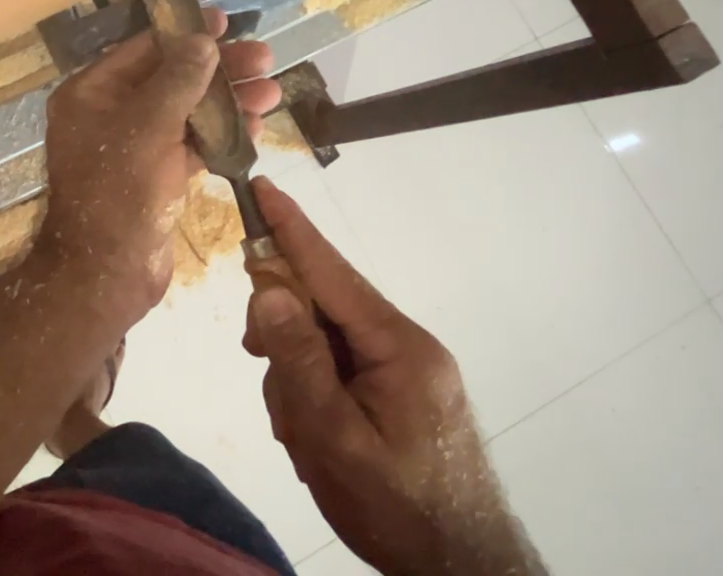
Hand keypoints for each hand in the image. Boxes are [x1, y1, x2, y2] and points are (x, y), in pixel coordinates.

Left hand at [40, 9, 282, 321]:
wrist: (107, 271)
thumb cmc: (118, 190)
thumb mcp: (147, 125)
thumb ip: (177, 80)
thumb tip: (202, 41)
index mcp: (89, 94)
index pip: (141, 51)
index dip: (184, 35)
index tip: (224, 22)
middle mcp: (108, 115)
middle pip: (169, 79)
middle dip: (217, 70)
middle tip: (264, 58)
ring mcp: (133, 147)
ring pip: (185, 113)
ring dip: (227, 102)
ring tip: (273, 90)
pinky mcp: (155, 176)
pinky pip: (190, 145)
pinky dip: (221, 136)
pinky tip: (257, 126)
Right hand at [242, 180, 544, 575]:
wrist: (463, 572)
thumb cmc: (398, 508)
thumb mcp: (336, 438)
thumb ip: (299, 360)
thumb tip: (269, 287)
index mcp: (397, 345)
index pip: (332, 270)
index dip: (291, 228)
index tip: (261, 185)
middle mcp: (403, 344)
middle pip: (319, 305)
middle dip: (281, 333)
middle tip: (259, 365)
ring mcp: (402, 368)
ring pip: (320, 339)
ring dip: (294, 377)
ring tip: (301, 432)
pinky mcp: (396, 390)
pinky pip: (335, 366)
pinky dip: (311, 392)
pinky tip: (312, 433)